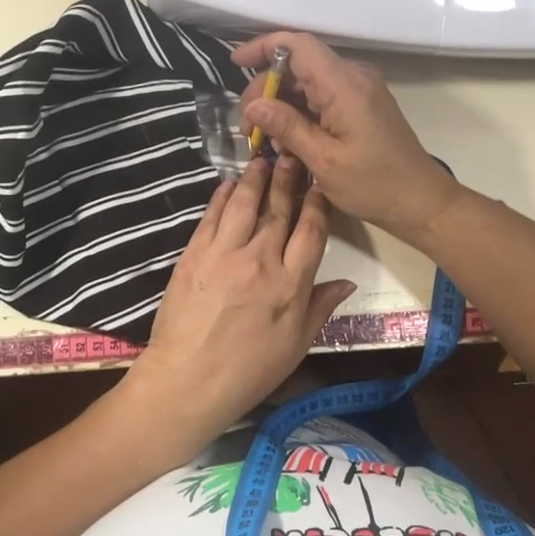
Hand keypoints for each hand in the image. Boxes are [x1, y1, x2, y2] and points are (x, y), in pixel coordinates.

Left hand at [128, 156, 355, 439]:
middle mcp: (260, 261)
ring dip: (255, 179)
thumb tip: (346, 282)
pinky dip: (222, 197)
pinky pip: (211, 218)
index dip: (317, 203)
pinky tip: (229, 184)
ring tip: (262, 159)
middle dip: (288, 179)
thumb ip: (320, 308)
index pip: (311, 231)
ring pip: (244, 206)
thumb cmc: (248, 372)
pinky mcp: (193, 256)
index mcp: (291, 284)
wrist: (188, 381)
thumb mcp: (295, 346)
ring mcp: (224, 255)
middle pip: (279, 210)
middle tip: (293, 154)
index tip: (320, 183)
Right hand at [235, 31, 460, 240]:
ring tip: (263, 139)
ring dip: (280, 104)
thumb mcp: (323, 161)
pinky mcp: (361, 105)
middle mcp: (353, 77)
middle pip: (298, 64)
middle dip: (266, 89)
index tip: (235, 62)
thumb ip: (287, 128)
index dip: (264, 47)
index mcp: (344, 85)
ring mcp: (359, 90)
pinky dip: (299, 113)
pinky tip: (286, 140)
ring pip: (307, 82)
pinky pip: (321, 96)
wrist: (419, 200)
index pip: (298, 46)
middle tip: (248, 128)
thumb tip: (253, 106)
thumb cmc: (373, 184)